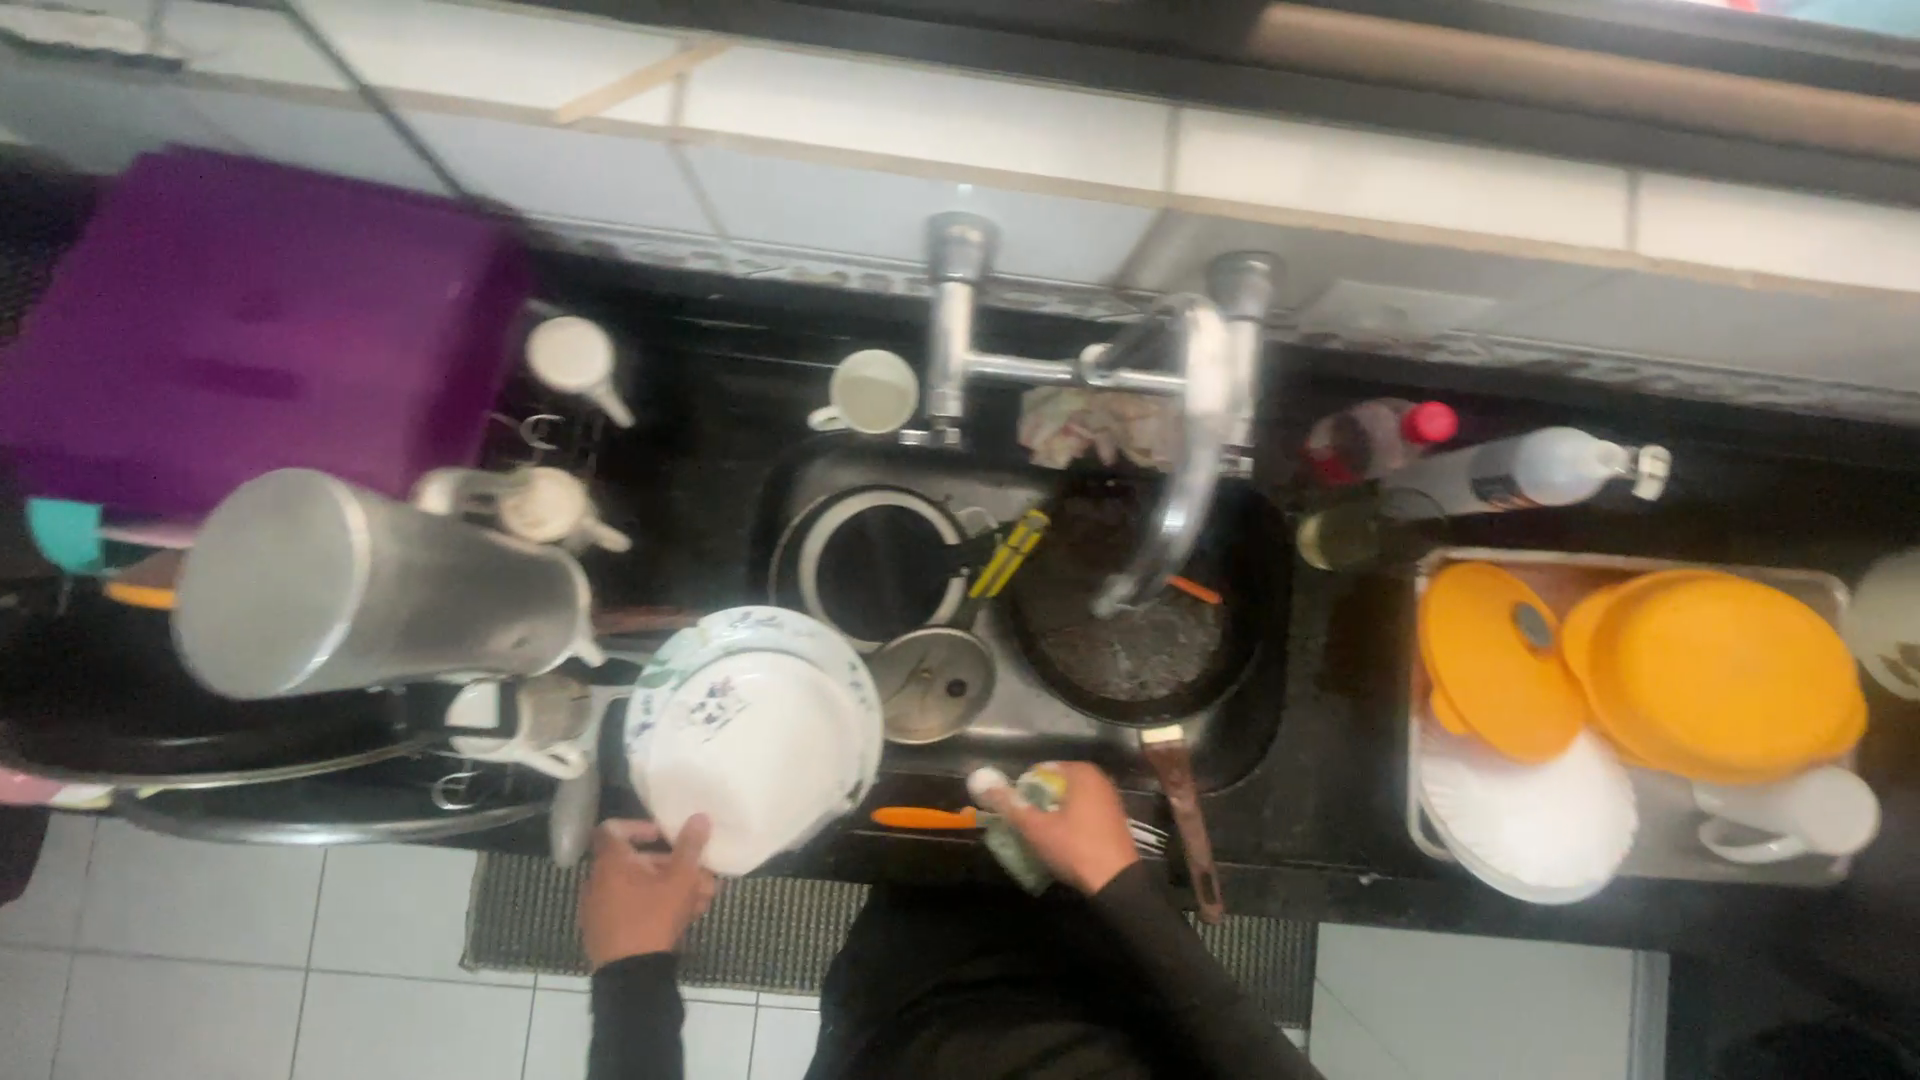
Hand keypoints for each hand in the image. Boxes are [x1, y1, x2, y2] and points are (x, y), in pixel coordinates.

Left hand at [578, 816, 717, 969]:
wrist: (631, 977)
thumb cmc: (654, 916)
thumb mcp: (680, 878)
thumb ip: (690, 846)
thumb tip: (699, 817)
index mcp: (611, 863)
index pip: (612, 829)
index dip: (639, 827)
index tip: (663, 835)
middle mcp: (598, 882)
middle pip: (636, 861)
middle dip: (673, 865)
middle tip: (699, 874)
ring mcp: (600, 910)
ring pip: (640, 887)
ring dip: (672, 887)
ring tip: (703, 899)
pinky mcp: (606, 932)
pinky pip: (632, 908)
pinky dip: (657, 906)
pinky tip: (688, 916)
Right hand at [977, 762, 1138, 895]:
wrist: (1116, 883)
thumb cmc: (1075, 848)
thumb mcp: (1036, 827)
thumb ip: (1010, 804)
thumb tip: (985, 784)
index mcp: (1081, 773)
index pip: (1042, 771)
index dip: (1025, 789)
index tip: (1018, 811)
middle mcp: (1099, 778)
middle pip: (1057, 785)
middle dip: (1040, 801)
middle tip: (1027, 823)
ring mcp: (1110, 798)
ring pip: (1071, 800)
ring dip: (1055, 812)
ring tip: (1042, 834)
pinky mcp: (1115, 818)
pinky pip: (1085, 811)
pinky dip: (1072, 821)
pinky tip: (1065, 841)